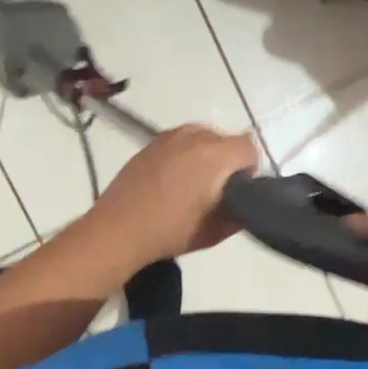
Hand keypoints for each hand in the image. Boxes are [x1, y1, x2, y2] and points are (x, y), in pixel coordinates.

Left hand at [86, 125, 260, 264]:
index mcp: (215, 155)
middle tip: (214, 190)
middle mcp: (193, 136)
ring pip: (199, 137)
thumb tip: (244, 205)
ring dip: (203, 155)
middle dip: (225, 161)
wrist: (118, 229)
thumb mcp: (214, 232)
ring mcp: (167, 137)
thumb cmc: (170, 232)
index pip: (248, 149)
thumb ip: (238, 214)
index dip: (248, 171)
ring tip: (191, 183)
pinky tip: (169, 180)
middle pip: (224, 139)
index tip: (237, 192)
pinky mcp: (148, 145)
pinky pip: (176, 142)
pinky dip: (180, 155)